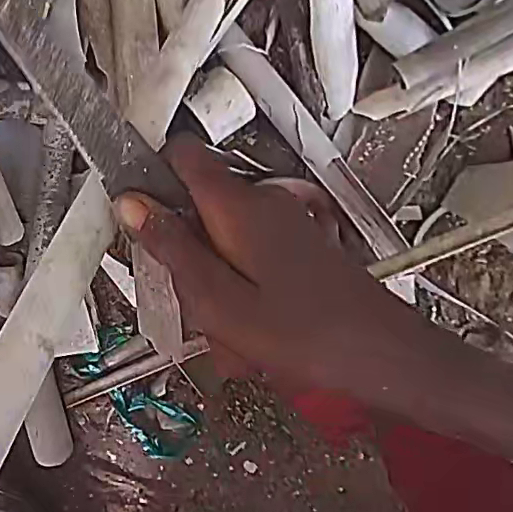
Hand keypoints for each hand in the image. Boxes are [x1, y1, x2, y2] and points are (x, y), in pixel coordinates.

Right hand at [114, 134, 462, 412]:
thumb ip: (170, 246)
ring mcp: (280, 218)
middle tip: (183, 290)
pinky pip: (241, 246)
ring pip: (215, 229)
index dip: (151, 174)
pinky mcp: (292, 240)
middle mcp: (261, 200)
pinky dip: (230, 277)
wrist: (382, 356)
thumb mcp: (215, 298)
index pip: (182, 154)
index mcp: (236, 205)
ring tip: (218, 316)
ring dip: (204, 267)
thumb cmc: (302, 333)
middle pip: (194, 199)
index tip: (135, 212)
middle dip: (177, 240)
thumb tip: (130, 204)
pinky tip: (243, 320)